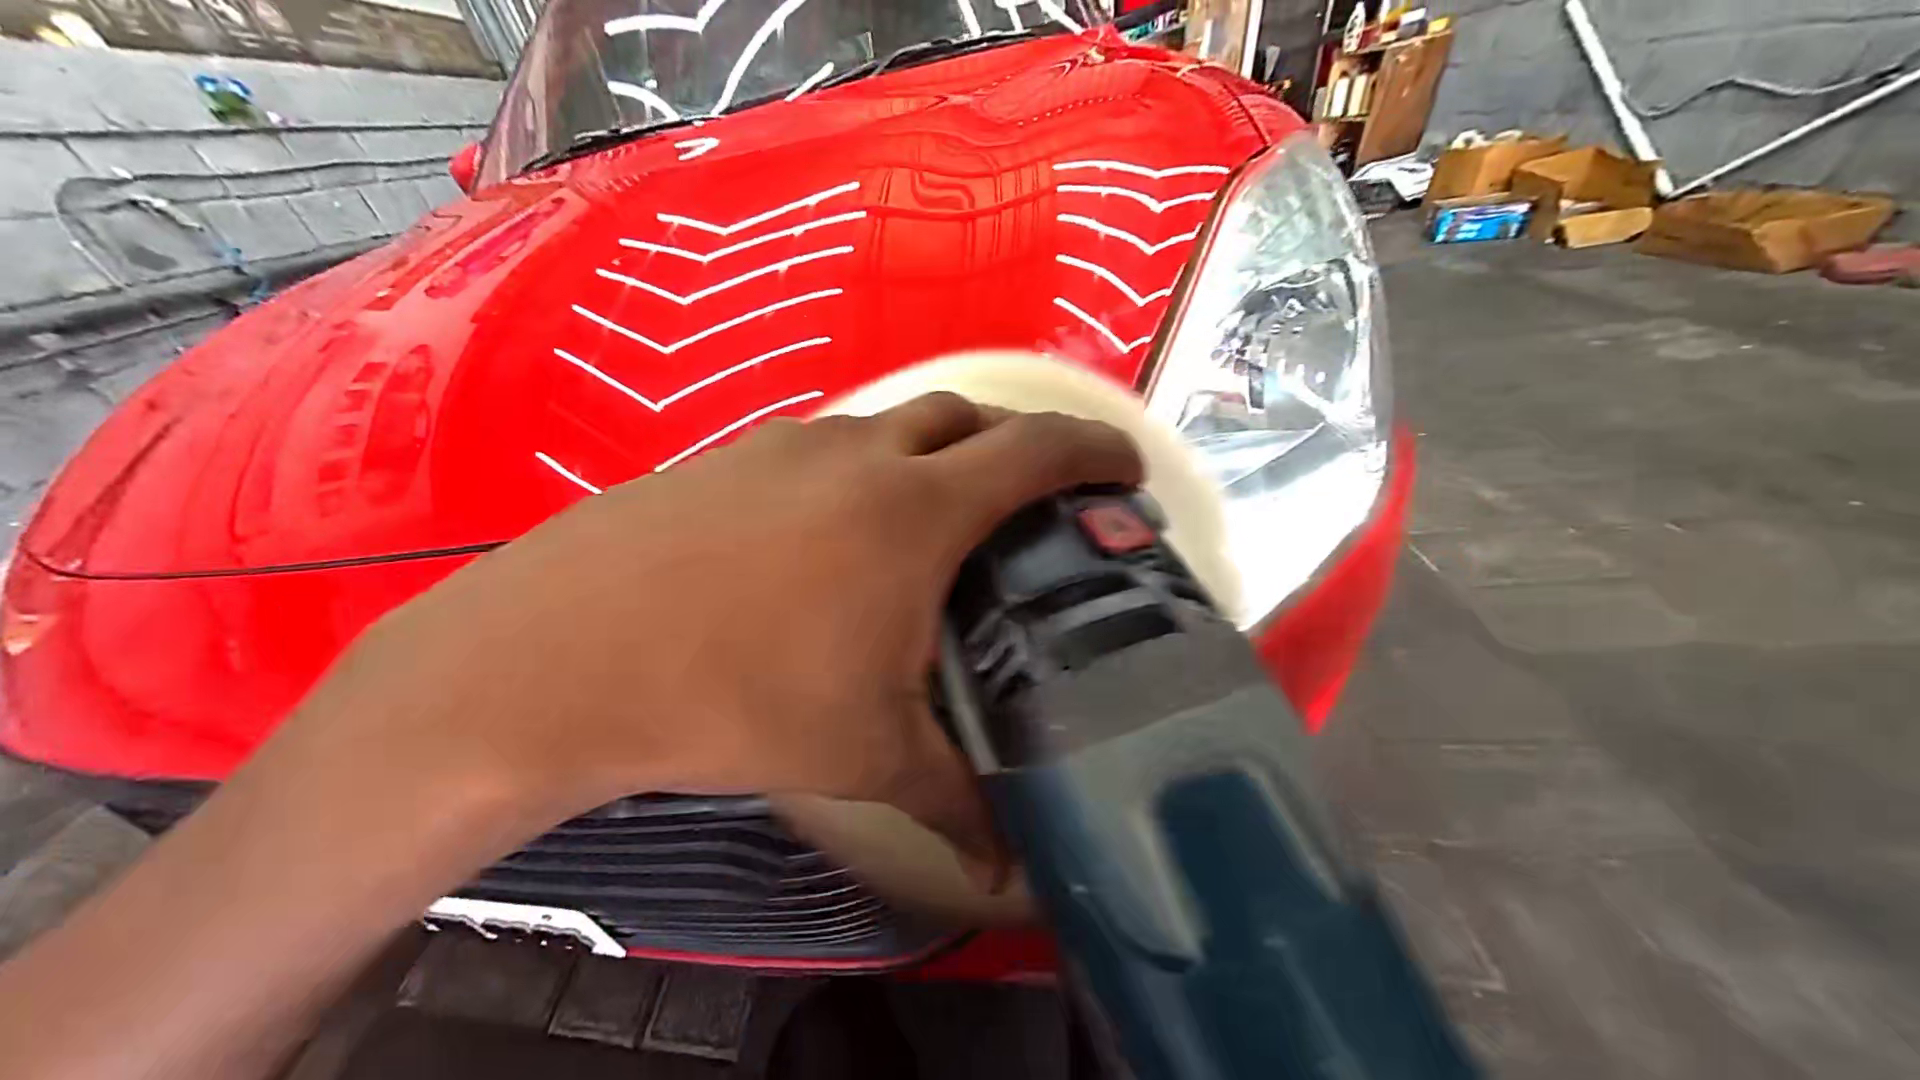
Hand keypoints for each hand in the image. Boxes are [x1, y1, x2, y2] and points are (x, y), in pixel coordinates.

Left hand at [304, 393, 1142, 873]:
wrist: (564, 656)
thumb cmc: (736, 697)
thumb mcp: (864, 753)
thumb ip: (951, 801)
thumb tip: (1006, 871)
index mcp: (916, 508)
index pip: (1035, 451)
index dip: (1093, 450)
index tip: (1125, 468)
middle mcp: (860, 454)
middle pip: (967, 417)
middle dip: (1016, 444)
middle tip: (1035, 496)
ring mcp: (788, 444)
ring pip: (892, 426)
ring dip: (933, 454)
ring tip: (936, 520)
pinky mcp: (729, 456)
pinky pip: (825, 448)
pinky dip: (861, 472)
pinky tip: (836, 537)